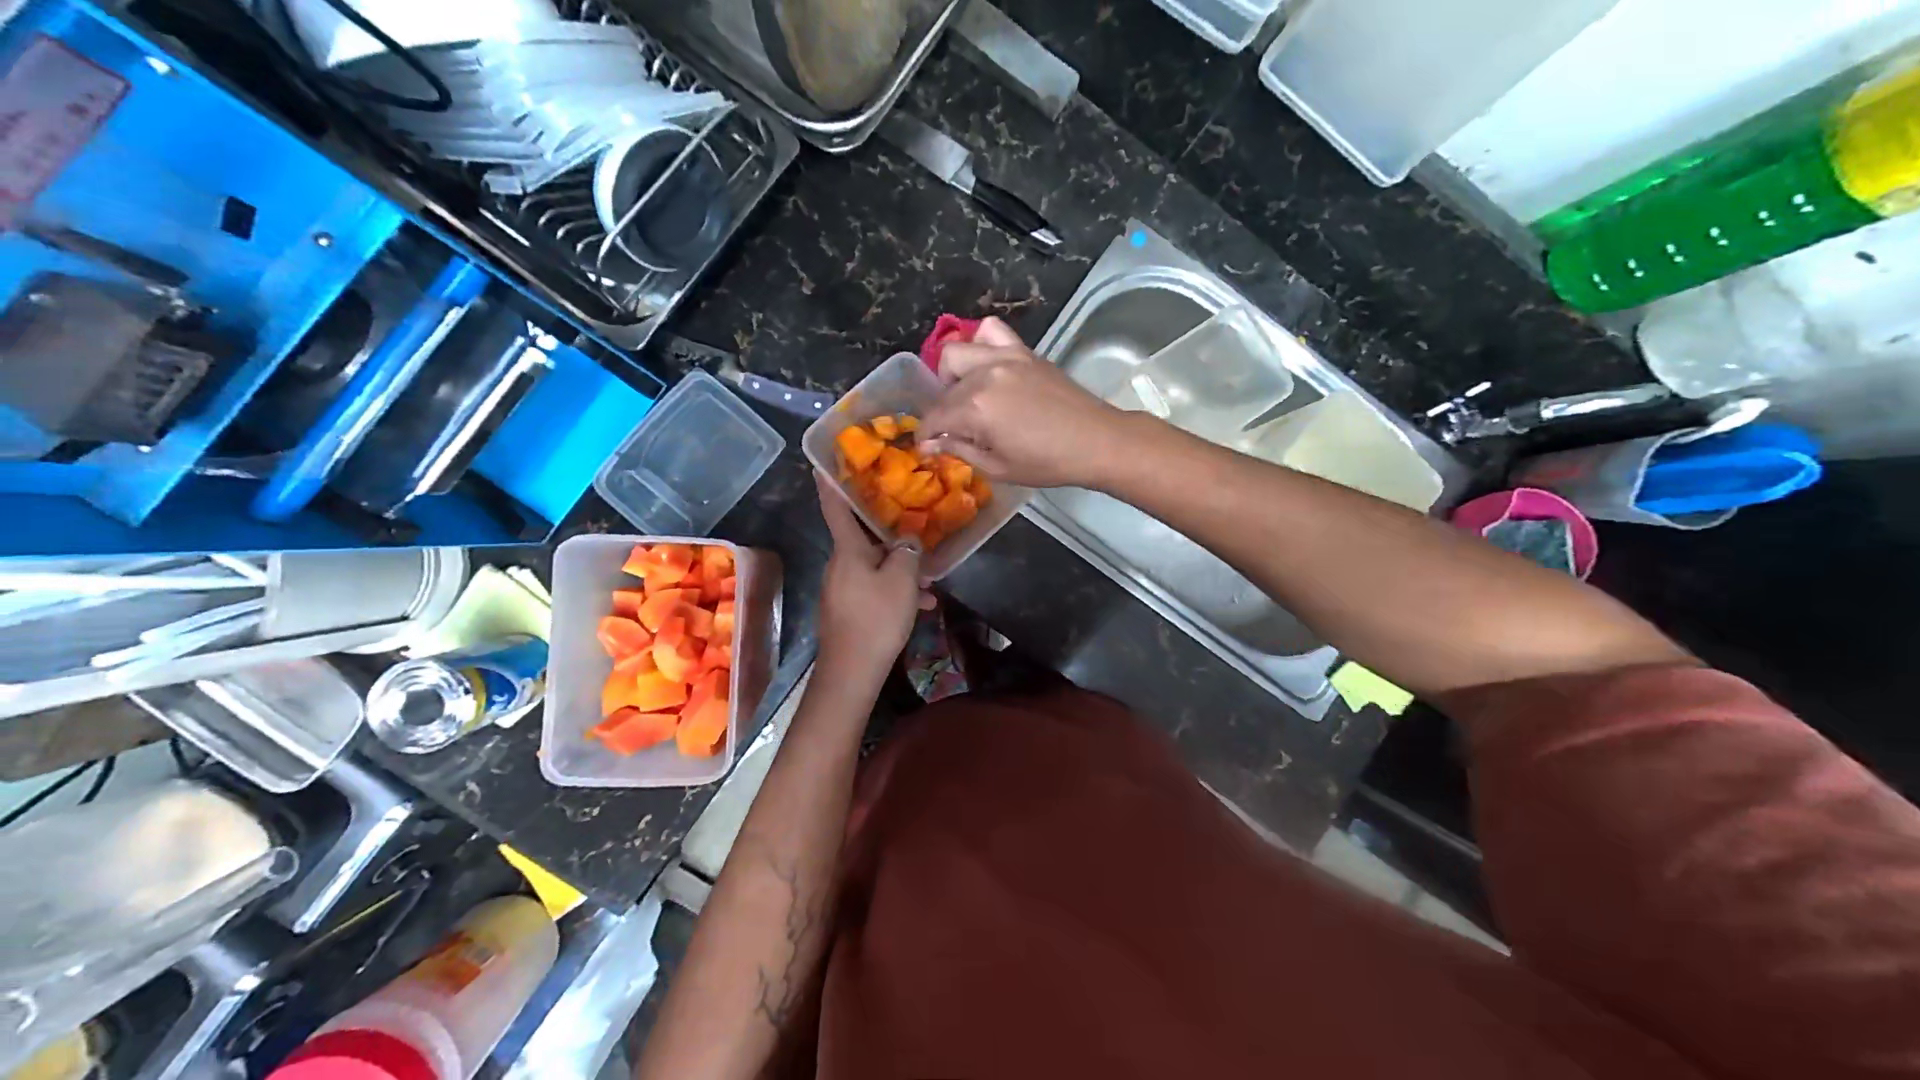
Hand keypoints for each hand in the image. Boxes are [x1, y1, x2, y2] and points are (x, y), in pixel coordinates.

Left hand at [814, 470, 931, 677]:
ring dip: (900, 568)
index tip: (821, 463)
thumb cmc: (876, 618)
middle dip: (889, 534)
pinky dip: (895, 590)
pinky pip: (873, 588)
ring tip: (930, 580)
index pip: (836, 508)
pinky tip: (921, 604)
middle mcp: (839, 565)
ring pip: (874, 566)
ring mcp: (842, 588)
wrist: (853, 671)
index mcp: (847, 551)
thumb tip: (907, 540)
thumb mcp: (902, 580)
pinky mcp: (848, 609)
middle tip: (912, 522)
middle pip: (863, 538)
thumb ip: (907, 552)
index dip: (830, 484)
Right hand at [919, 317, 1135, 488]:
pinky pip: (991, 331)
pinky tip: (987, 365)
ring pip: (957, 352)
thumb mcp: (998, 467)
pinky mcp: (1023, 351)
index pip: (935, 418)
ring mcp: (1004, 357)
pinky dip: (981, 343)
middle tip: (954, 429)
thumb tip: (931, 443)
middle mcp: (984, 375)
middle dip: (942, 410)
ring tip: (965, 394)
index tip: (927, 446)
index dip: (926, 435)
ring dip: (952, 374)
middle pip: (944, 388)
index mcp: (975, 409)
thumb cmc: (1047, 463)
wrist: (1096, 441)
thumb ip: (960, 450)